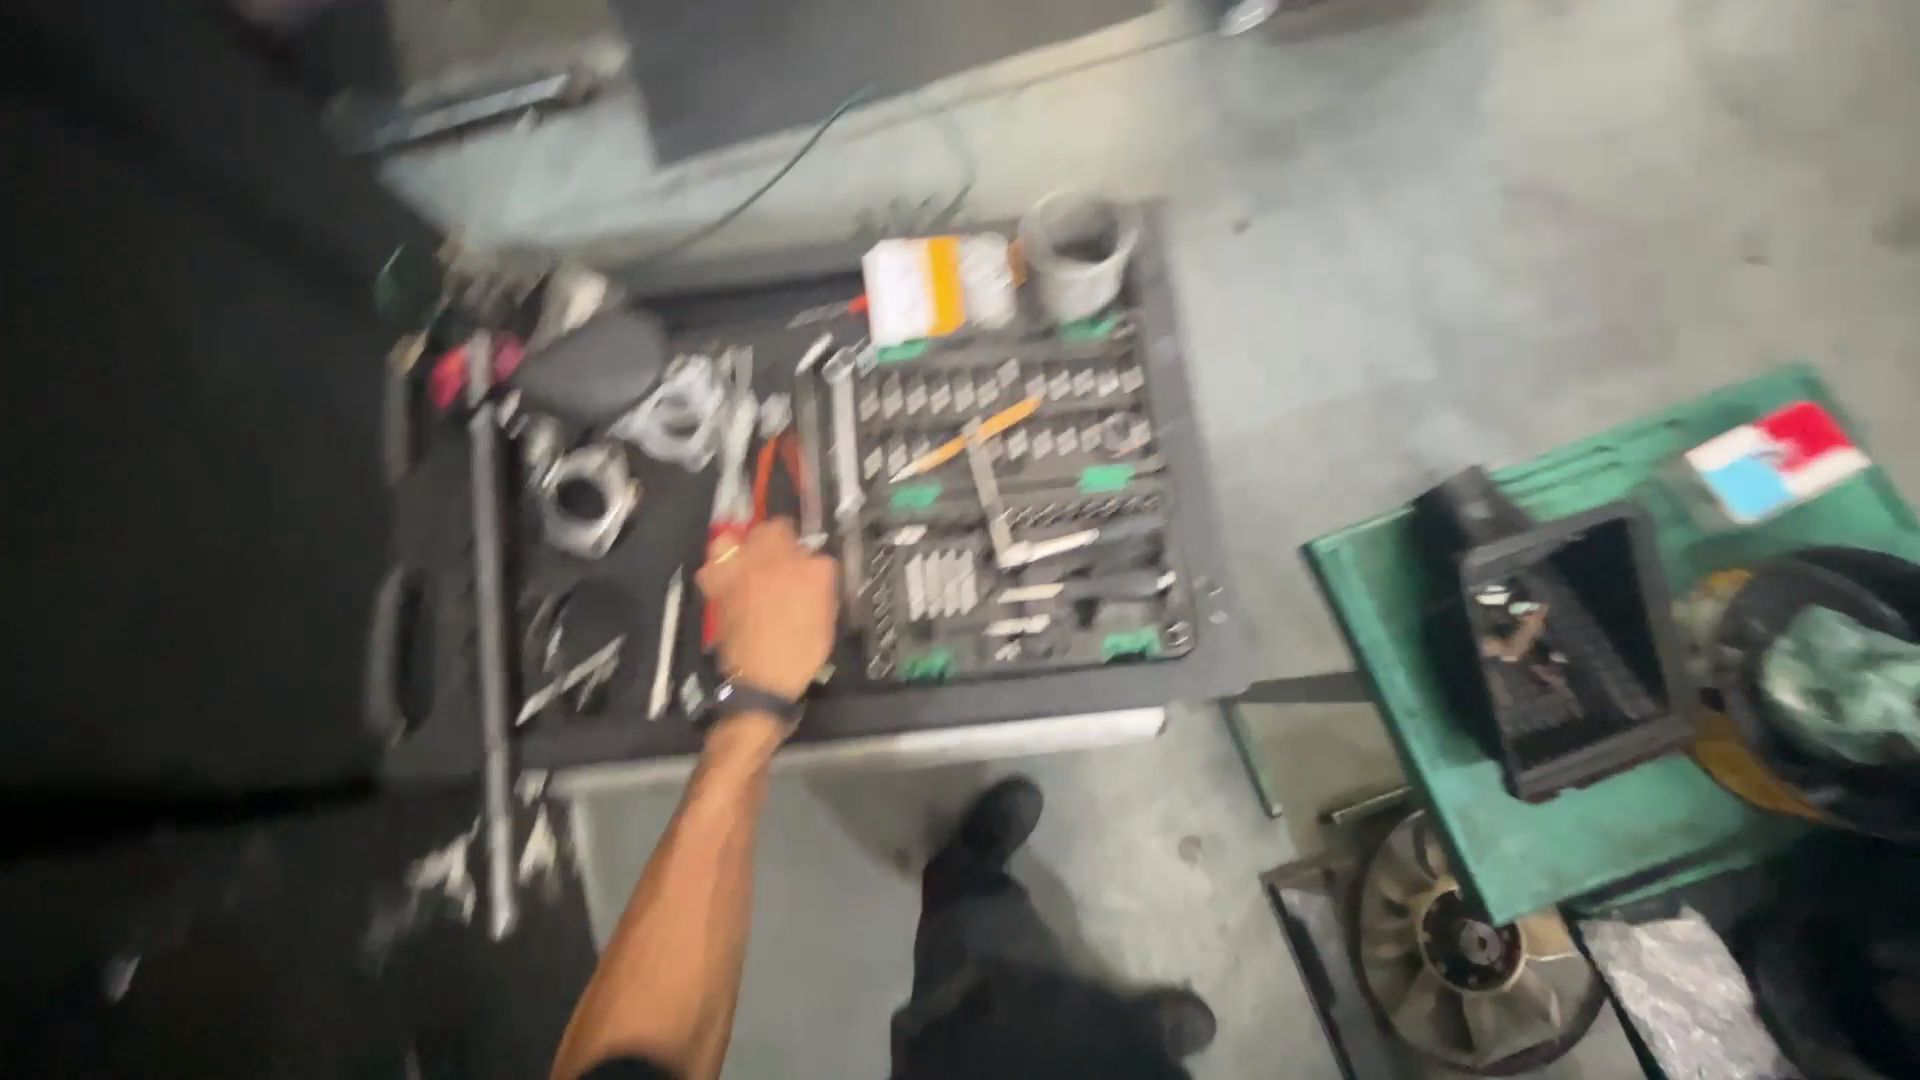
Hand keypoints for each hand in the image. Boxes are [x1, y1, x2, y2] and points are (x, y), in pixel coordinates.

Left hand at [697, 519, 838, 702]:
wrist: (764, 678)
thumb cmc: (802, 653)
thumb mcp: (827, 618)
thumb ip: (822, 588)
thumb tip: (815, 574)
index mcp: (813, 572)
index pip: (817, 551)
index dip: (813, 563)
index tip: (811, 573)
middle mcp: (779, 563)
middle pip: (779, 528)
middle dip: (784, 538)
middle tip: (785, 556)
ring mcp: (747, 569)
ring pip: (747, 534)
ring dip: (753, 541)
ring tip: (755, 556)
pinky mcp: (724, 581)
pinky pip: (718, 557)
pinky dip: (722, 560)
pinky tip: (729, 570)